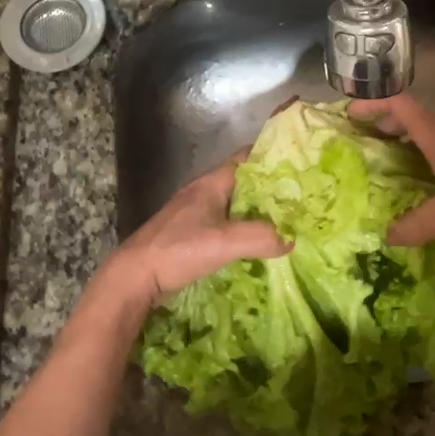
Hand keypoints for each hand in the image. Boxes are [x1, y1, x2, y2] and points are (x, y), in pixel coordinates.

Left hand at [103, 150, 289, 309]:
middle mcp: (202, 193)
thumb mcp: (225, 242)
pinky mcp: (189, 235)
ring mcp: (193, 214)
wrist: (135, 276)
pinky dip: (241, 230)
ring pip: (233, 206)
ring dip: (255, 213)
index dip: (270, 158)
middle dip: (268, 190)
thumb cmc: (178, 250)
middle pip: (242, 183)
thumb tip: (291, 238)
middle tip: (299, 202)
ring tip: (285, 224)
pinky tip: (255, 246)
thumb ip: (260, 237)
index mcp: (211, 184)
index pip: (245, 159)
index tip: (297, 168)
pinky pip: (223, 225)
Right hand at [348, 93, 434, 245]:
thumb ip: (419, 225)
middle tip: (367, 143)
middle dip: (387, 126)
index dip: (372, 103)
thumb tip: (388, 237)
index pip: (398, 104)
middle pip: (413, 117)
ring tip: (396, 164)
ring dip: (411, 141)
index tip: (350, 112)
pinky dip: (433, 155)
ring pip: (434, 133)